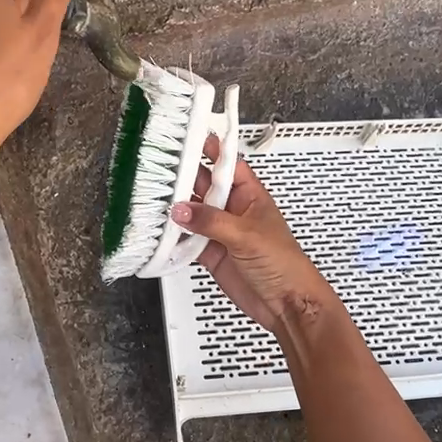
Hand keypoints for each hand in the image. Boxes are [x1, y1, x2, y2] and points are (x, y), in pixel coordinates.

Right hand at [170, 139, 336, 334]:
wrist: (287, 304)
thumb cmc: (284, 264)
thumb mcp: (247, 235)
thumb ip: (211, 221)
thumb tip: (181, 210)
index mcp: (250, 196)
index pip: (228, 165)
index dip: (211, 150)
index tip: (189, 138)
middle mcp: (233, 210)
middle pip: (204, 187)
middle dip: (184, 179)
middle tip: (160, 170)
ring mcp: (221, 232)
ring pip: (192, 213)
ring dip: (176, 209)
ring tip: (154, 200)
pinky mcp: (211, 253)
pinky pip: (187, 240)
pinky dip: (174, 238)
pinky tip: (161, 232)